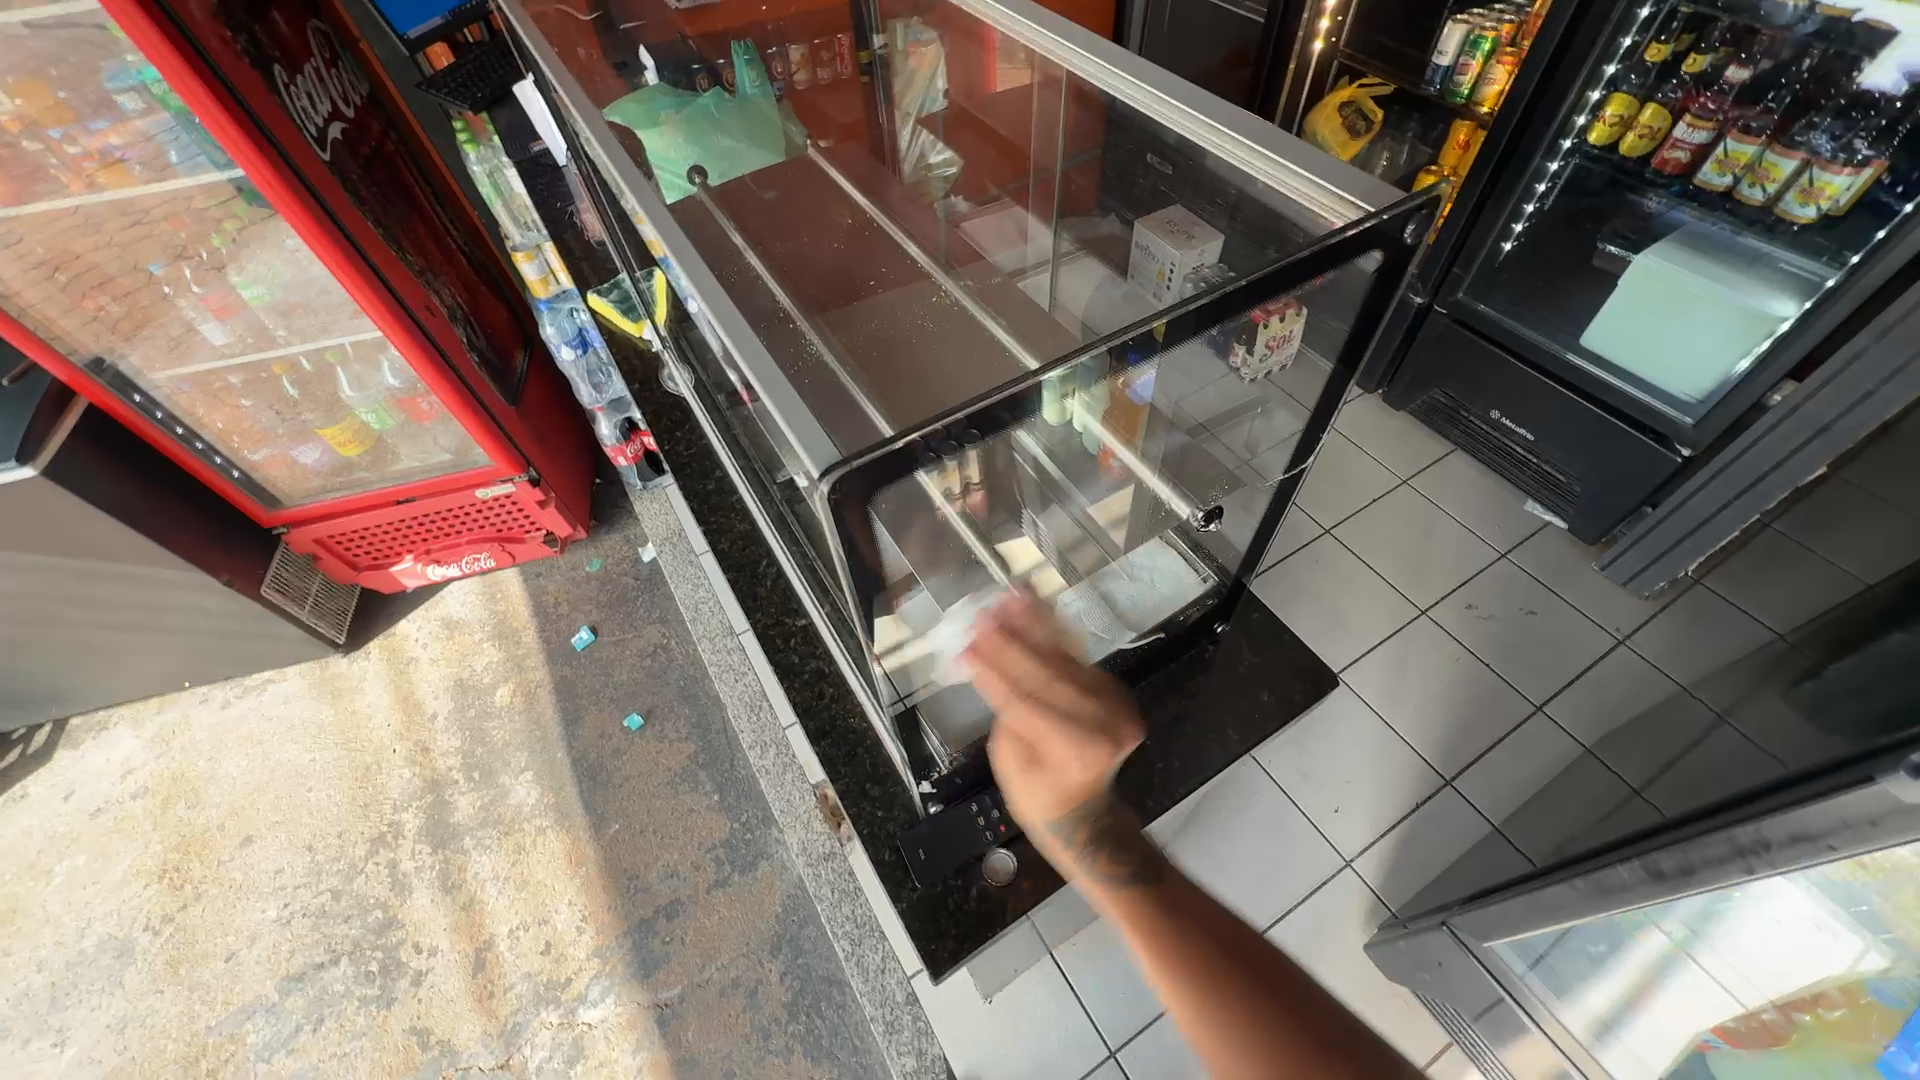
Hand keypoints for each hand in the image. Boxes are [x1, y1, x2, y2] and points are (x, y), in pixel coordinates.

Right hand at [963, 592, 1156, 883]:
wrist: (1086, 811)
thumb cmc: (1037, 795)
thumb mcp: (1009, 760)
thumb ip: (1004, 710)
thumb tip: (981, 658)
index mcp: (1075, 750)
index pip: (1025, 701)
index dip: (993, 671)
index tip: (966, 646)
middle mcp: (1104, 724)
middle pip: (1048, 673)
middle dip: (1011, 642)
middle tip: (983, 614)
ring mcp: (1117, 706)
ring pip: (1065, 659)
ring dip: (1034, 624)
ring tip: (1008, 597)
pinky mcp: (1117, 692)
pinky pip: (1077, 660)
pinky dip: (1052, 635)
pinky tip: (1030, 609)